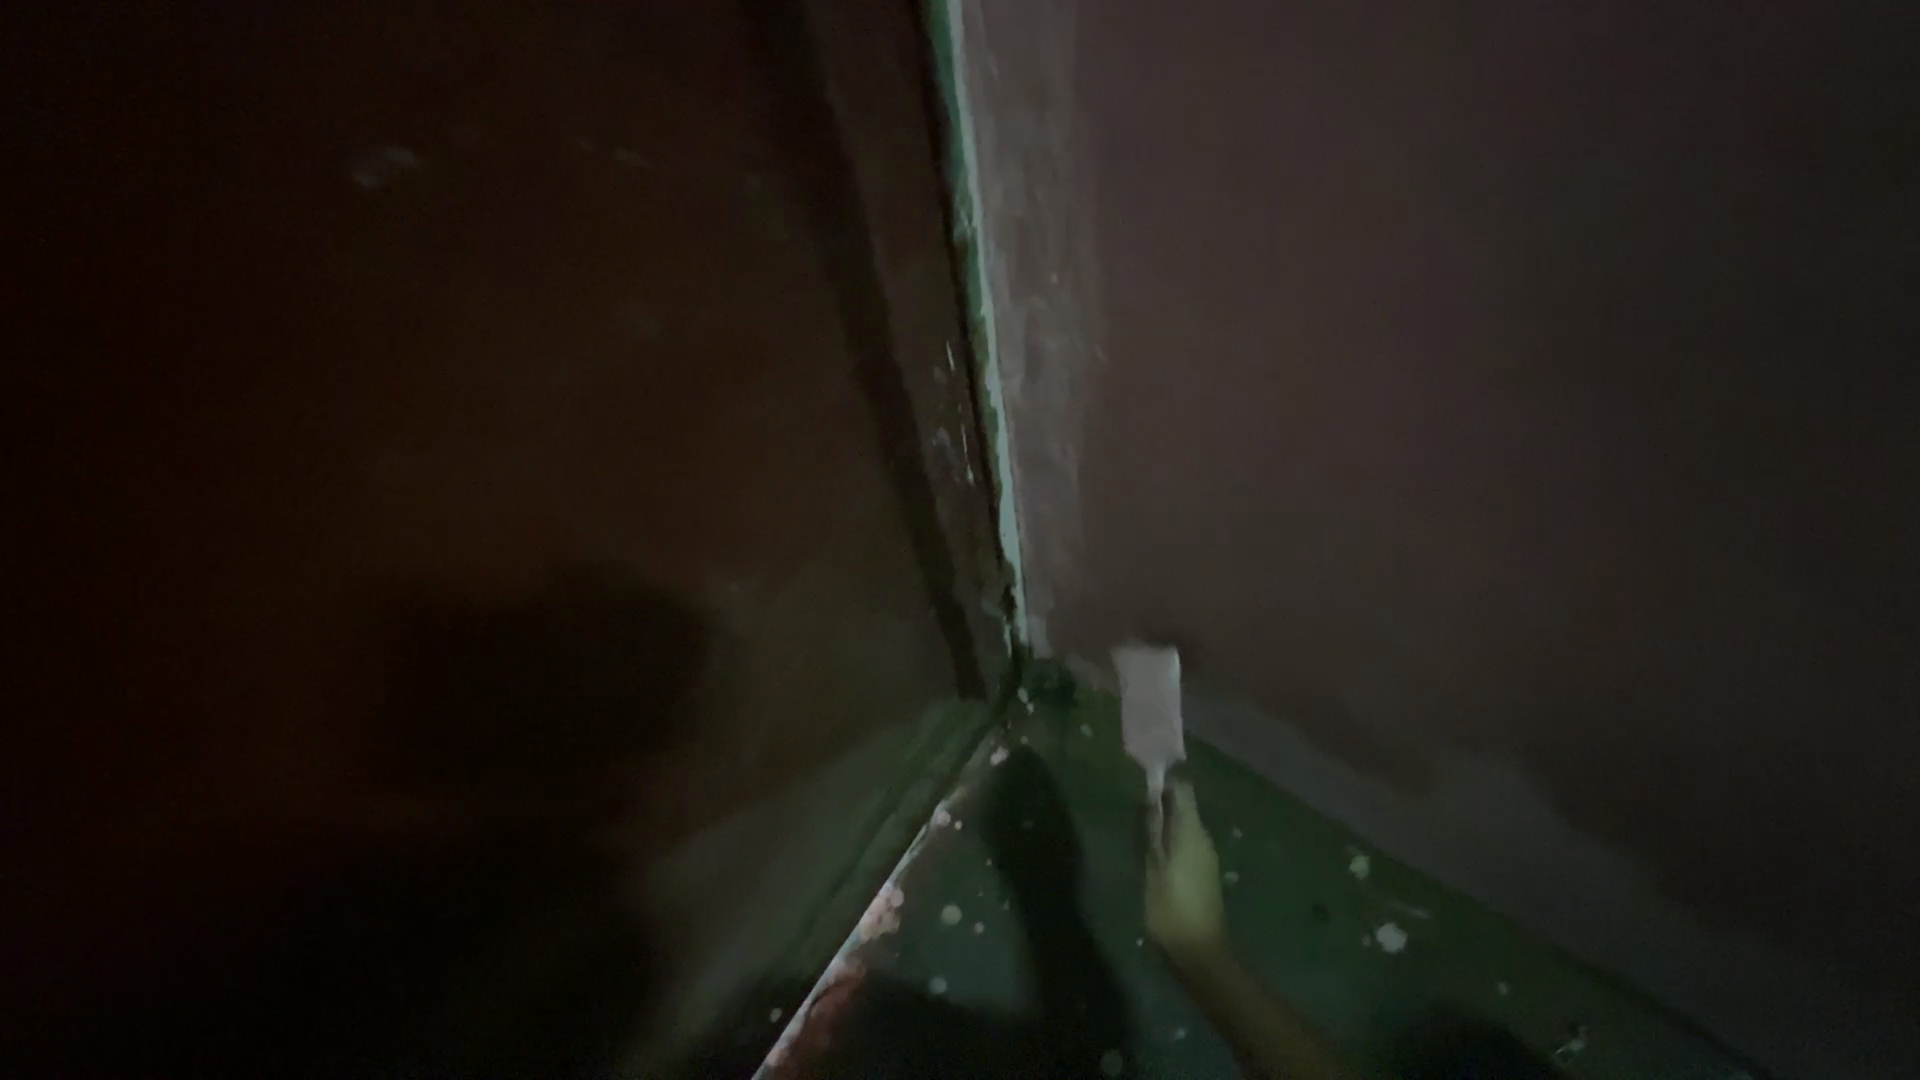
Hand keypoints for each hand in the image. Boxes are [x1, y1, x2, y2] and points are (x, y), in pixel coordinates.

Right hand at [1144, 780, 1226, 962]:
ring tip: (1138, 818)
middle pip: (1184, 805)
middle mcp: (1202, 837)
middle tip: (1135, 793)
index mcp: (1190, 831)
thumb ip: (1153, 829)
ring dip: (1164, 818)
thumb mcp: (1153, 866)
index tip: (1147, 766)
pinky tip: (1152, 846)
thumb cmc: (1171, 908)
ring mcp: (1205, 855)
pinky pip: (1185, 840)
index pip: (1183, 789)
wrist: (1201, 953)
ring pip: (1183, 824)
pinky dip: (1170, 836)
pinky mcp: (1203, 872)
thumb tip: (1152, 797)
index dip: (1167, 775)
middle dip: (1162, 796)